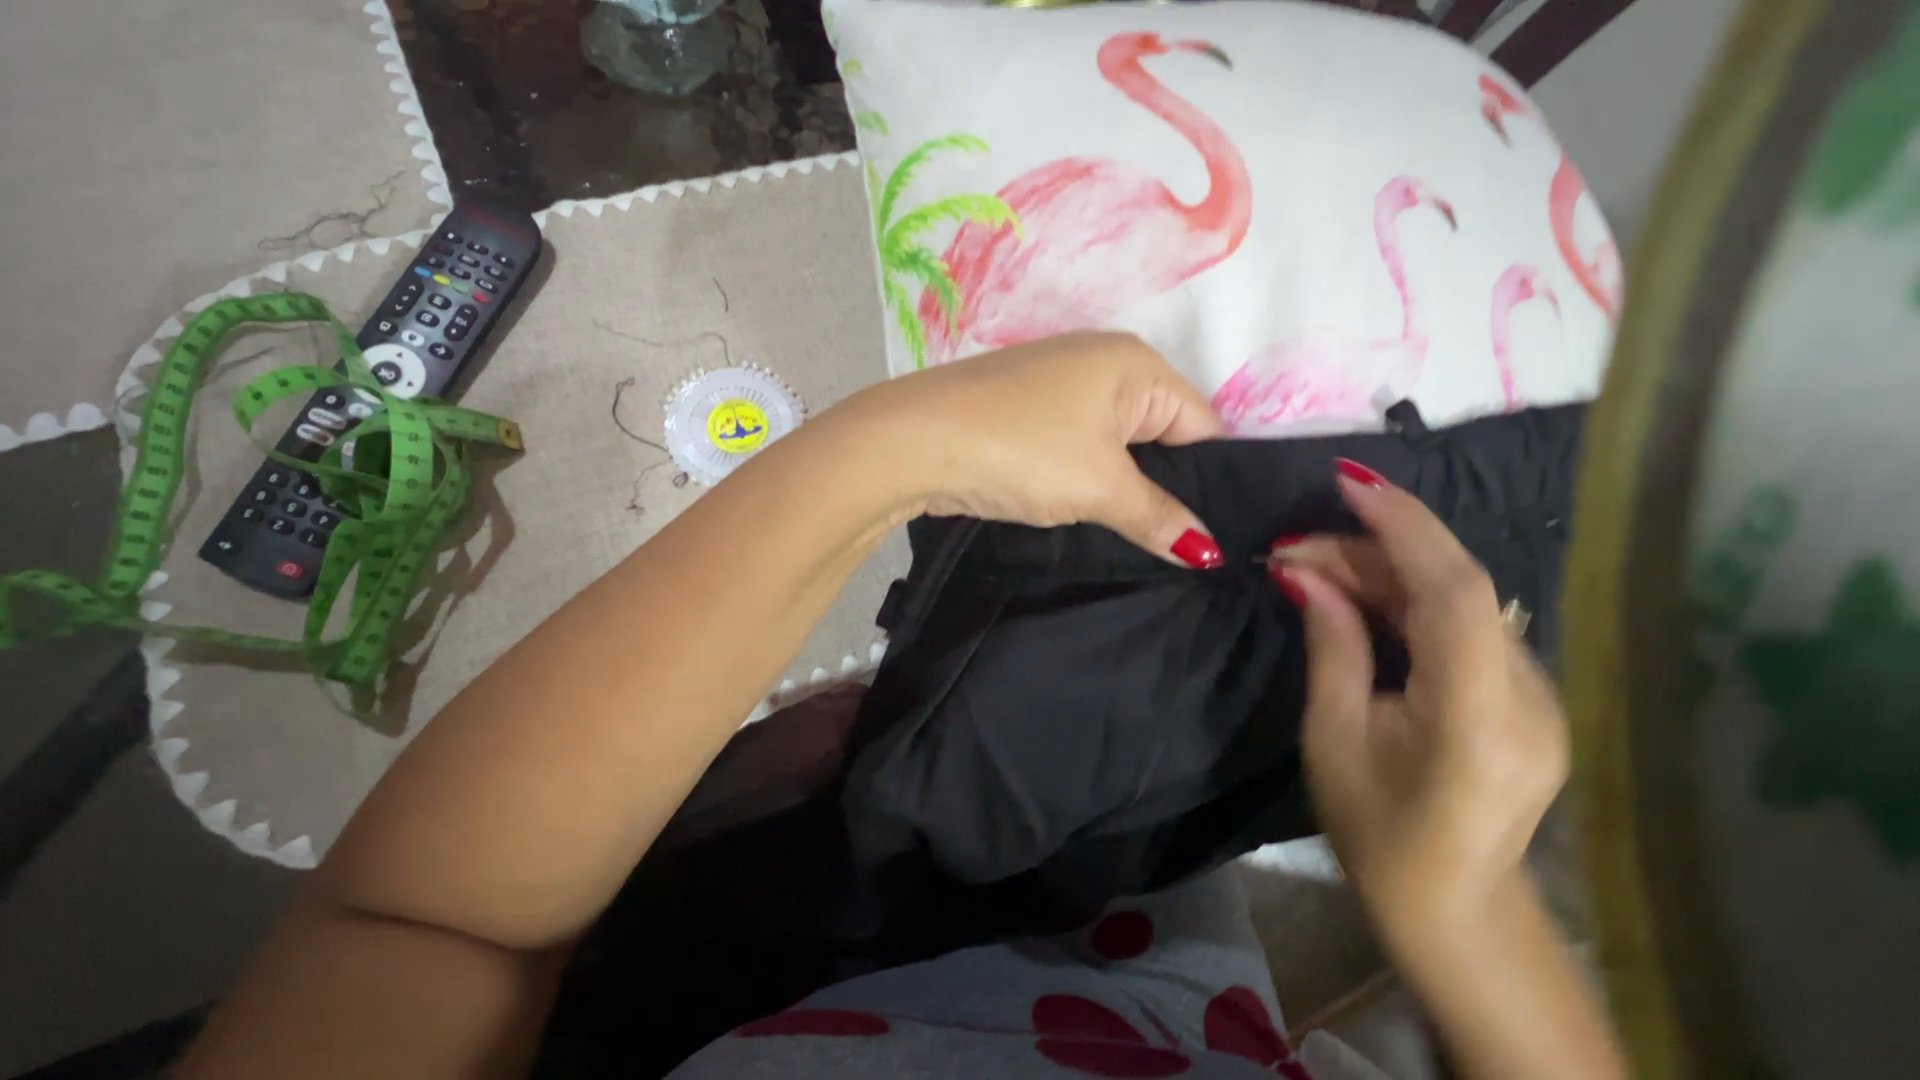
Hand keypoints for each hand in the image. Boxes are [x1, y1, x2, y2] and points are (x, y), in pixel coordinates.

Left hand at [850, 331, 1226, 566]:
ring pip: (1117, 442)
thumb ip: (1159, 518)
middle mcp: (1102, 360)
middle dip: (1168, 486)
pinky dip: (1088, 476)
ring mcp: (1059, 382)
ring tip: (1138, 536)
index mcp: (1136, 363)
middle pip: (1161, 431)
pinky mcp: (1025, 407)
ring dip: (1125, 486)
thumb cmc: (1021, 451)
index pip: (1202, 425)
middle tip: (1180, 545)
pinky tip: (1087, 511)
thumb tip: (1209, 552)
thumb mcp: (1099, 488)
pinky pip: (1079, 443)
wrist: (912, 441)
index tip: (1214, 536)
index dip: (1211, 482)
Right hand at [1269, 468, 1568, 932]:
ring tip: (1318, 564)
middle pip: (1458, 587)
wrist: (1454, 906)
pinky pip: (1470, 626)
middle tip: (1298, 546)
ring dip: (1390, 570)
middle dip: (1376, 548)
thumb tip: (1303, 572)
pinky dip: (1413, 599)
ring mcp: (1540, 695)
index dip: (1405, 528)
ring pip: (1465, 600)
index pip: (1456, 592)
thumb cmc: (1378, 834)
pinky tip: (1365, 594)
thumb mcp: (1333, 739)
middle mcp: (1527, 695)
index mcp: (1476, 715)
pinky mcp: (1531, 696)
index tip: (1346, 485)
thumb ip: (1330, 646)